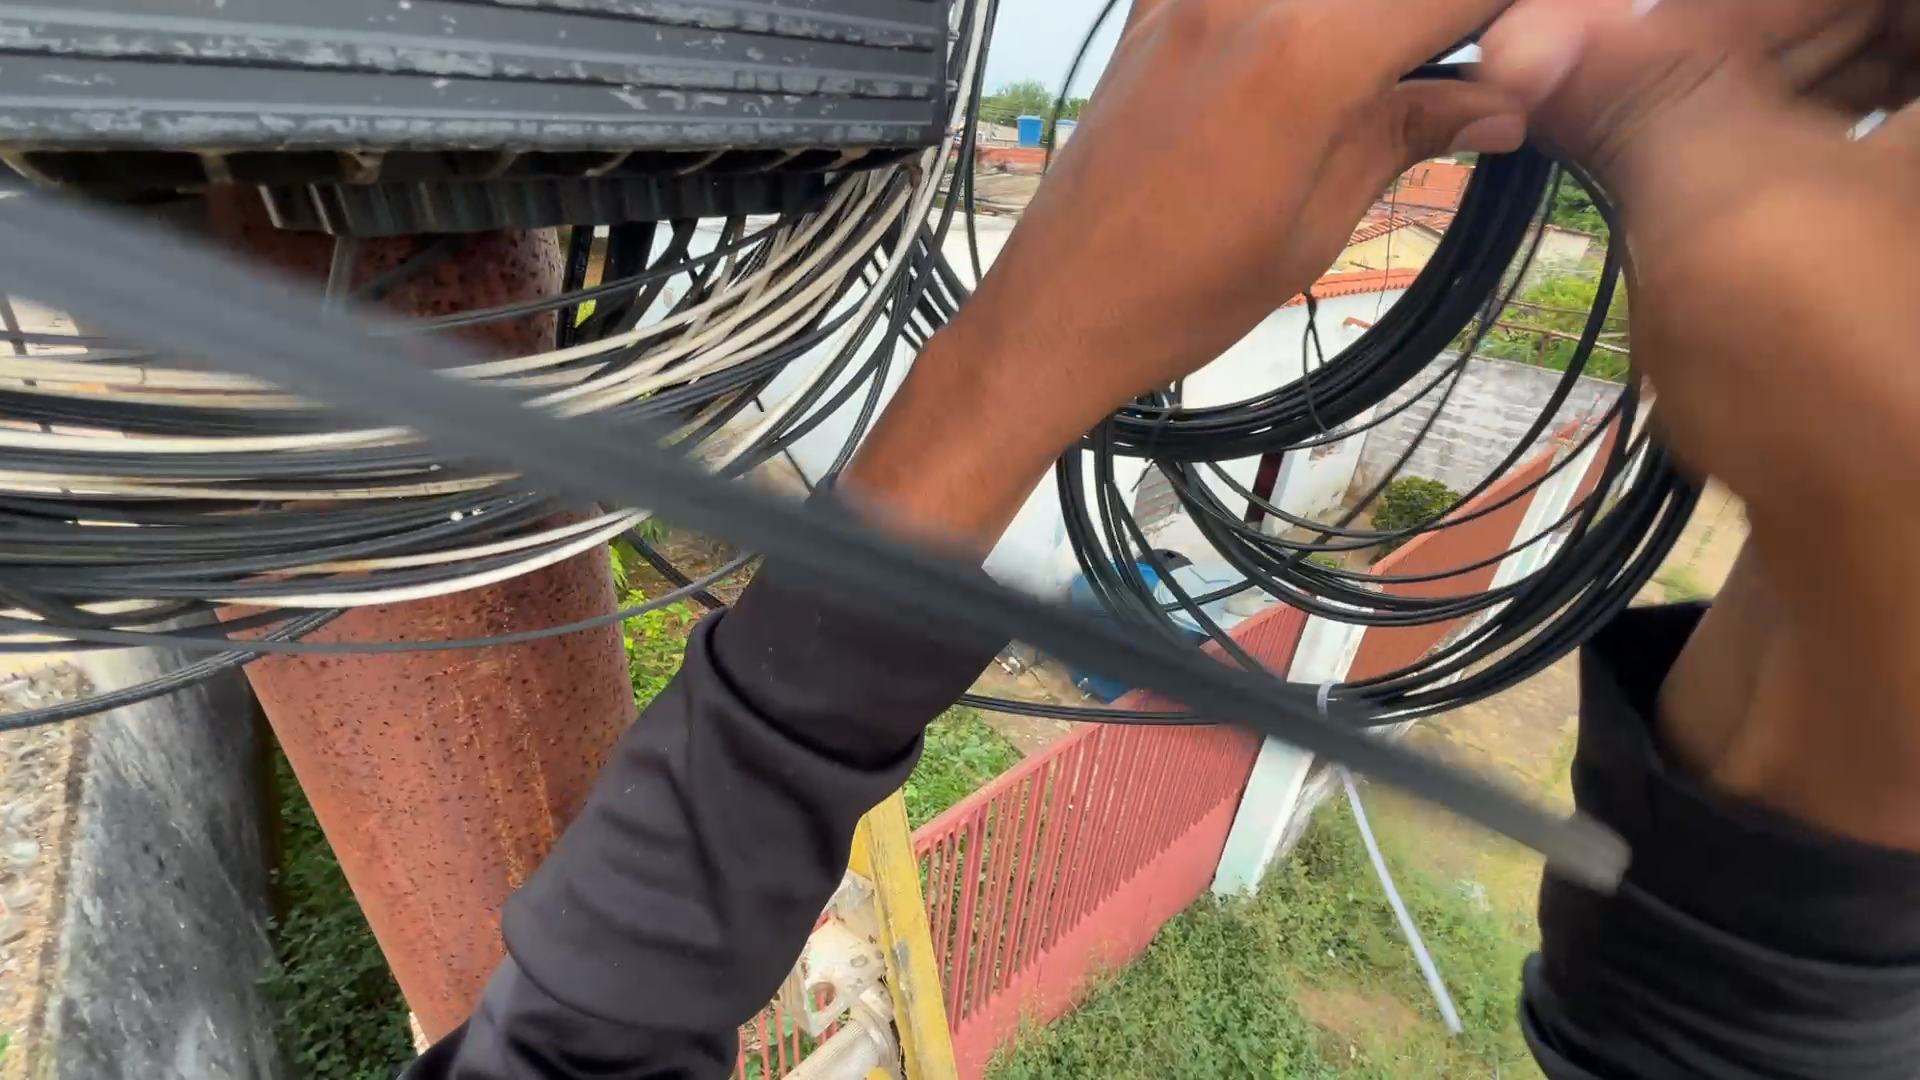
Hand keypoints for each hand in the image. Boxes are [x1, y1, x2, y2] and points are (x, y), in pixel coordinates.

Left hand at [845, 0, 1525, 544]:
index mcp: (1311, 53)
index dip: (1524, 14)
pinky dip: (1278, 14)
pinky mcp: (1143, 17)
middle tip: (1450, 69)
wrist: (1053, 319)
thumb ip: (1401, 140)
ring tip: (1370, 75)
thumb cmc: (1173, 305)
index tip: (1541, 44)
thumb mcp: (1306, 236)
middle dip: (1430, 23)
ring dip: (1357, 23)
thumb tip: (1496, 103)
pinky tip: (1296, 43)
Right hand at [1480, 3, 1919, 847]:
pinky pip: (1886, 118)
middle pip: (1872, 8)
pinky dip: (1792, 130)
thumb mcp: (1733, 225)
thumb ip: (1639, 100)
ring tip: (1650, 158)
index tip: (1594, 48)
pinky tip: (1720, 187)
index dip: (1712, 7)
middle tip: (1603, 101)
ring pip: (1881, 55)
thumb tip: (1522, 27)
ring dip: (1751, 87)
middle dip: (1732, 39)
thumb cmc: (1861, 392)